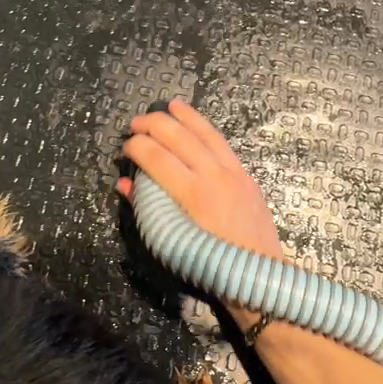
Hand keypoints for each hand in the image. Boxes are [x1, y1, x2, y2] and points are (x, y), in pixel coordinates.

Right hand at [119, 99, 284, 330]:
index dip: (136, 146)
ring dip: (184, 116)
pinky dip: (205, 128)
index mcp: (191, 194)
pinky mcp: (245, 174)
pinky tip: (196, 123)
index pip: (156, 156)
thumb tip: (124, 183)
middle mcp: (212, 175)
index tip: (126, 146)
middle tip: (136, 123)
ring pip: (204, 132)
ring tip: (168, 106)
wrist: (257, 277)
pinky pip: (222, 143)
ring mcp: (232, 172)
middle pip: (178, 137)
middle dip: (153, 125)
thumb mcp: (172, 243)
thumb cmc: (209, 267)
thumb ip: (148, 208)